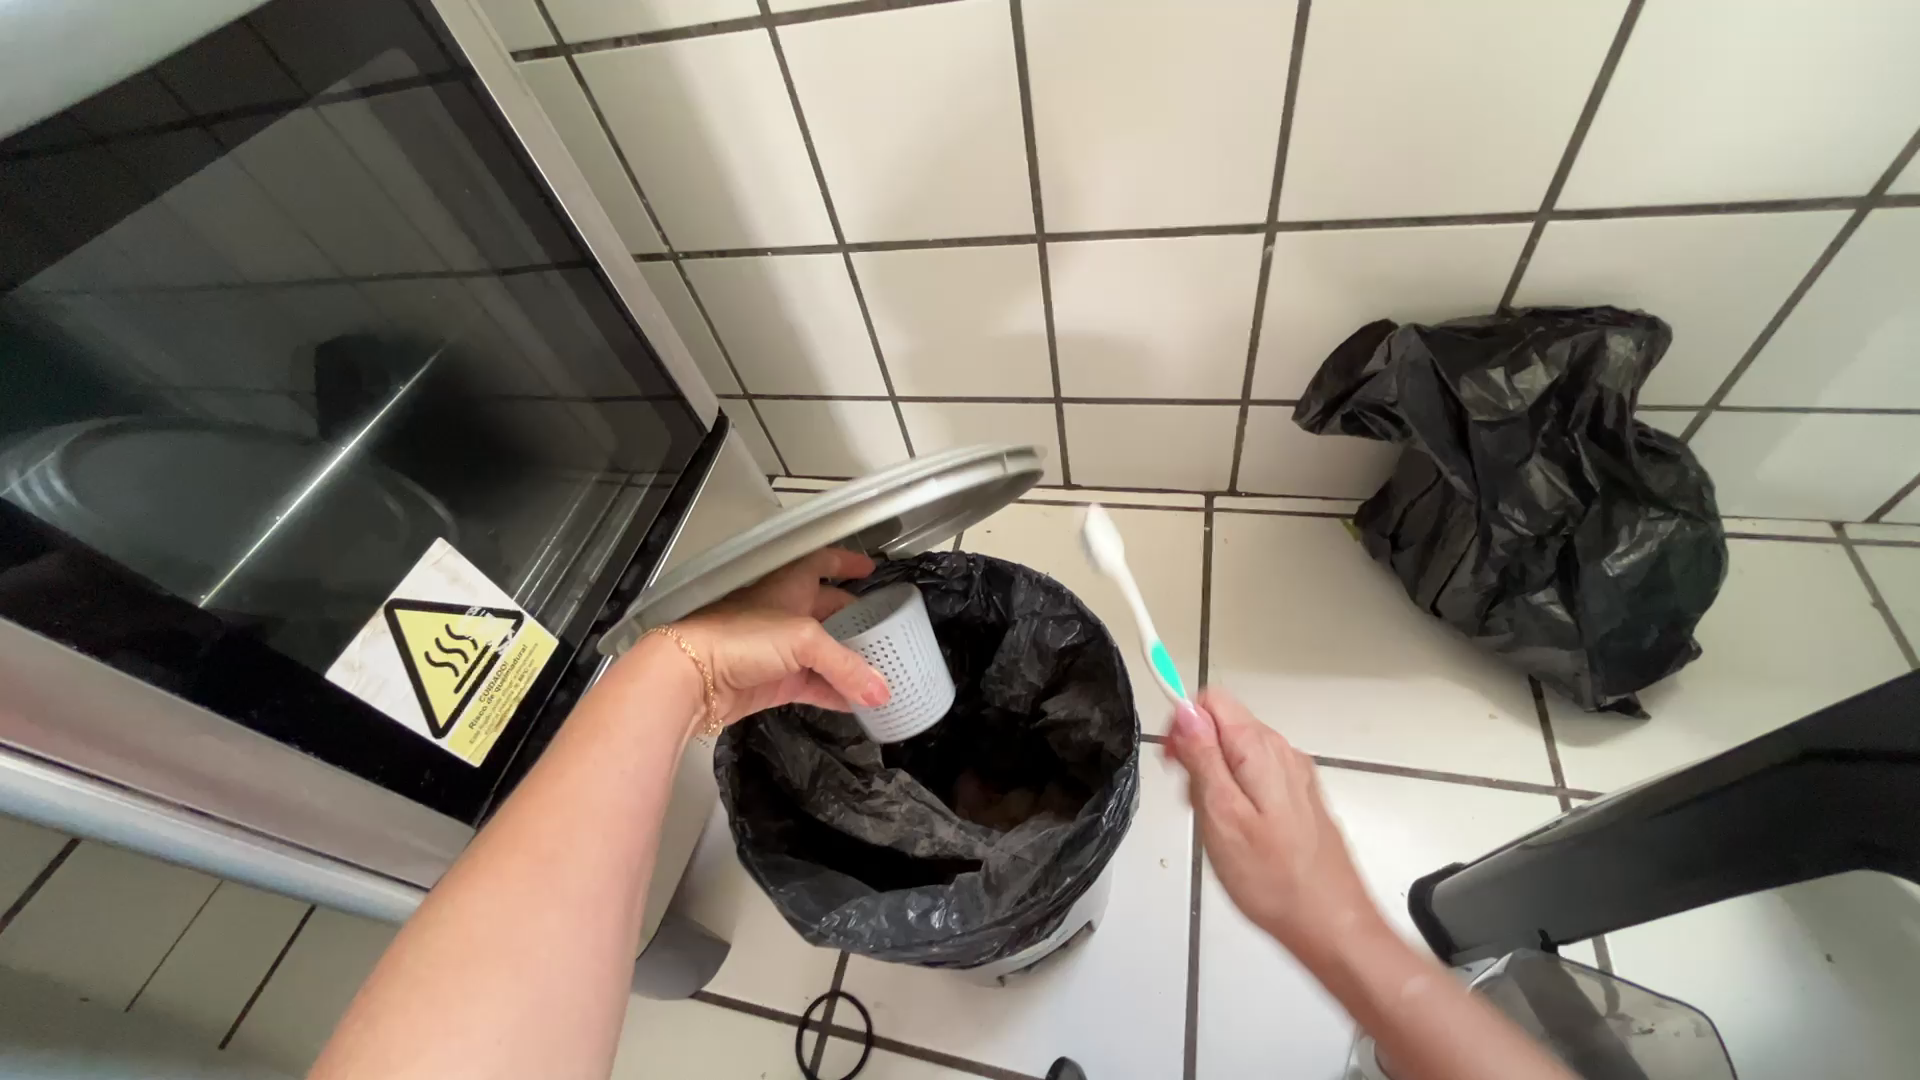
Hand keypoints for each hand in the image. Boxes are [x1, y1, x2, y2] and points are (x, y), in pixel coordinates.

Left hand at [657, 547, 891, 727]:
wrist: (692, 676)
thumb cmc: (739, 637)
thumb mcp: (804, 640)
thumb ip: (846, 665)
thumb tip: (879, 691)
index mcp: (791, 585)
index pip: (823, 563)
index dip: (847, 563)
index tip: (870, 568)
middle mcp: (787, 612)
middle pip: (831, 612)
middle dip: (858, 621)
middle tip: (888, 631)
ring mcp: (779, 650)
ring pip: (825, 653)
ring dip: (850, 663)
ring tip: (882, 672)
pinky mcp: (774, 682)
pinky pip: (814, 686)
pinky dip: (836, 693)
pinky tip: (858, 702)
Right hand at [1167, 689, 1381, 958]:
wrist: (1334, 928)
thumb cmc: (1271, 877)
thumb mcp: (1221, 814)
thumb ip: (1202, 756)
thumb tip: (1185, 709)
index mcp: (1259, 748)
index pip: (1212, 700)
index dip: (1182, 722)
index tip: (1173, 764)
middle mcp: (1281, 751)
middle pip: (1224, 724)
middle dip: (1196, 752)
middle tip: (1191, 803)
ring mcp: (1295, 774)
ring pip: (1237, 751)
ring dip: (1213, 775)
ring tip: (1213, 824)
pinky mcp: (1301, 797)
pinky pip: (1255, 774)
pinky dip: (1235, 791)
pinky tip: (1236, 830)